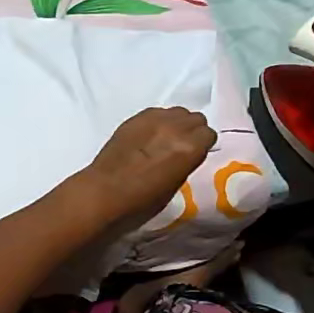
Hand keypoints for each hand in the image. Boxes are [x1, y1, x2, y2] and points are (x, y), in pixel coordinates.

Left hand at [77, 107, 216, 224]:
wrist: (104, 192)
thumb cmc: (141, 200)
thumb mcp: (175, 186)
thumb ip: (187, 163)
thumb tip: (188, 153)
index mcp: (189, 148)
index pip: (209, 134)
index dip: (202, 145)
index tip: (195, 154)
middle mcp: (175, 128)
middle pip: (196, 118)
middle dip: (192, 131)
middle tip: (181, 146)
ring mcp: (154, 119)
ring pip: (178, 112)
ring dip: (176, 123)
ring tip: (165, 139)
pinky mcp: (135, 118)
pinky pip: (157, 112)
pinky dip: (158, 121)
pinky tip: (149, 135)